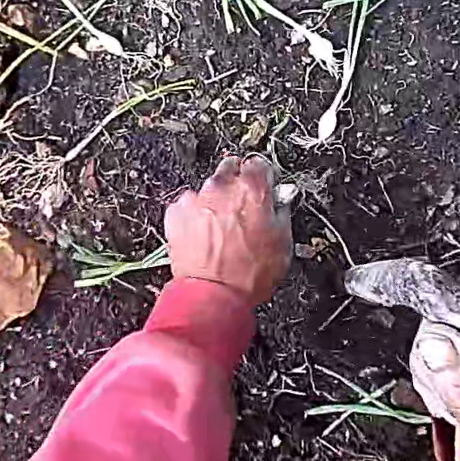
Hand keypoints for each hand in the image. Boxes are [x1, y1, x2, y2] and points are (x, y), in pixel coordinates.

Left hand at [164, 155, 291, 306]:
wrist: (213, 297)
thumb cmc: (249, 273)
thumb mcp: (283, 240)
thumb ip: (282, 209)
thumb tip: (281, 198)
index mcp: (252, 188)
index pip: (259, 163)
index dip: (264, 177)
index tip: (265, 188)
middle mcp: (222, 187)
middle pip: (231, 168)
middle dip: (238, 183)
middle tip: (245, 208)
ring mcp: (197, 199)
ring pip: (209, 188)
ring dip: (217, 201)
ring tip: (224, 229)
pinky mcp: (176, 215)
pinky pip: (189, 205)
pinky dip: (196, 214)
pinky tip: (206, 234)